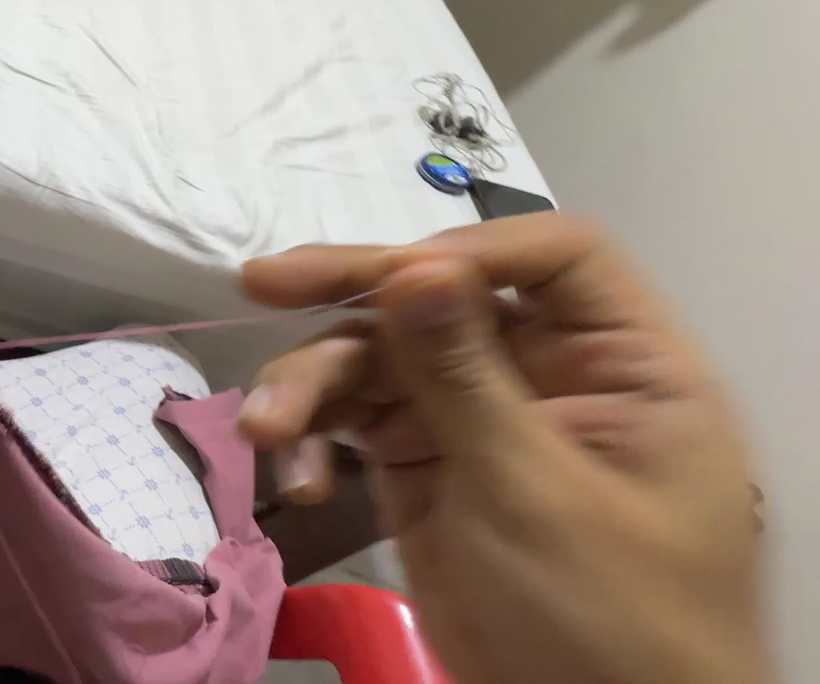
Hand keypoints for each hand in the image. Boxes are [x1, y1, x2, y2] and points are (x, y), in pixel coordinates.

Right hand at [238, 215, 773, 683]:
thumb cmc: (604, 621)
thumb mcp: (530, 491)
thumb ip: (464, 372)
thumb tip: (414, 264)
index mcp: (617, 367)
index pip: (553, 259)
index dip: (470, 252)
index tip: (389, 279)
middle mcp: (536, 370)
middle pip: (432, 293)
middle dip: (342, 292)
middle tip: (256, 283)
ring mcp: (467, 408)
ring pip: (370, 354)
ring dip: (307, 389)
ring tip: (262, 432)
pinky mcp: (412, 448)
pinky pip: (346, 414)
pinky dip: (314, 442)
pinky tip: (302, 484)